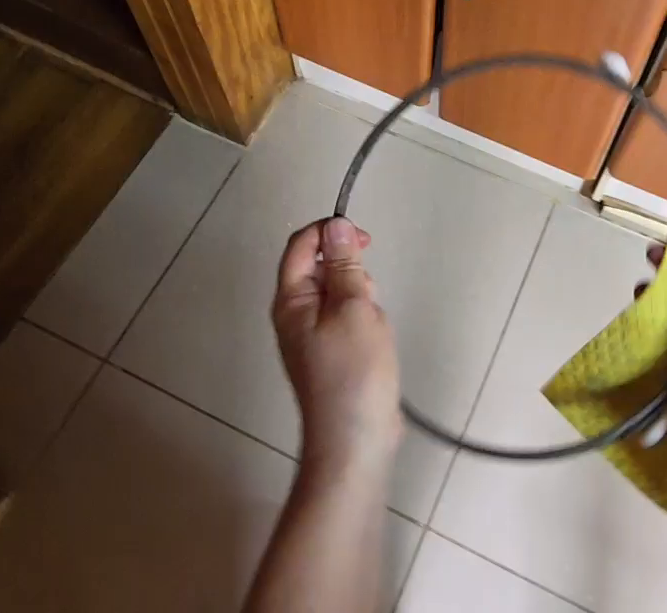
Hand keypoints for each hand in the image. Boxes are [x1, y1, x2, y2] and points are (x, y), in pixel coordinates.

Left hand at [273, 217, 401, 476]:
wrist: (355, 440)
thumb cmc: (354, 370)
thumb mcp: (354, 307)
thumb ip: (345, 265)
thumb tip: (336, 225)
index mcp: (291, 300)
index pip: (302, 245)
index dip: (331, 232)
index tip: (365, 241)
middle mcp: (295, 314)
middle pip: (321, 268)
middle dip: (352, 273)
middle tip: (368, 298)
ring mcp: (312, 337)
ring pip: (338, 294)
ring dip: (362, 299)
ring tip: (373, 329)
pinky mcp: (331, 354)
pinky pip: (346, 320)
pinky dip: (364, 321)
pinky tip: (375, 344)